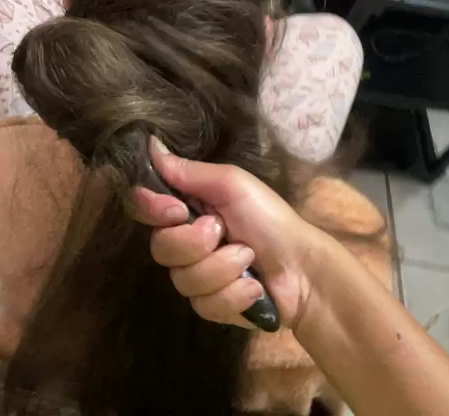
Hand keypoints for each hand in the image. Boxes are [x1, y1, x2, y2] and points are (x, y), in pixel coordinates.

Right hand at [128, 138, 331, 329]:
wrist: (304, 268)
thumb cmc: (269, 217)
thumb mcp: (231, 184)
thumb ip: (189, 171)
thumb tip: (150, 143)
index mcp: (186, 206)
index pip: (144, 206)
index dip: (152, 209)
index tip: (177, 209)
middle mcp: (184, 240)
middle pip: (160, 248)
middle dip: (195, 242)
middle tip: (223, 231)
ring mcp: (196, 275)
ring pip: (182, 279)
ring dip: (222, 268)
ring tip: (249, 259)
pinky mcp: (210, 305)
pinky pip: (203, 305)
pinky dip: (233, 294)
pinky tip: (254, 287)